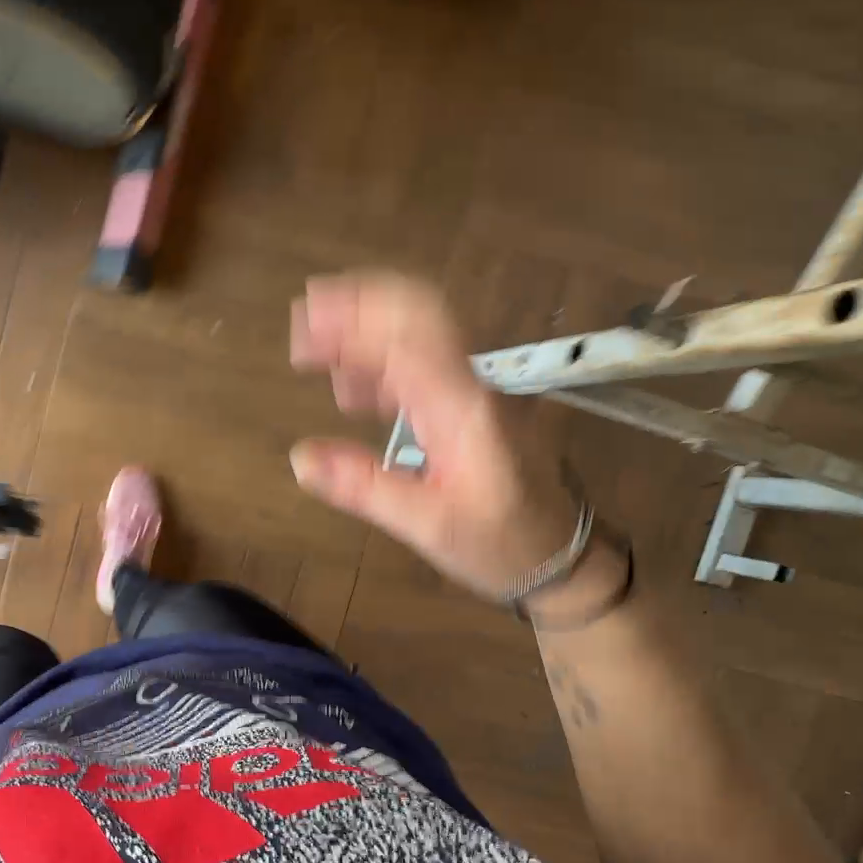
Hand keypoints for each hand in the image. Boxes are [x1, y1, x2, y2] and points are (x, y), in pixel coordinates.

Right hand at [288, 272, 588, 601]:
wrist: (562, 556)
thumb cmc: (500, 542)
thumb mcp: (429, 525)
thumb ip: (365, 487)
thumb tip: (300, 457)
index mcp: (462, 408)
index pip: (411, 336)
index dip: (357, 318)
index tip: (307, 320)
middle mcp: (469, 386)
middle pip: (418, 316)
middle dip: (360, 306)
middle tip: (307, 314)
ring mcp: (470, 392)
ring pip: (418, 335)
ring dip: (366, 329)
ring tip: (313, 347)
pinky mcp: (465, 405)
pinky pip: (421, 364)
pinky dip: (379, 362)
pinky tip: (349, 387)